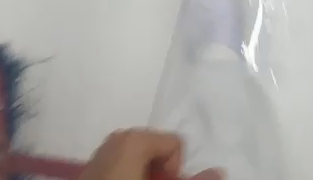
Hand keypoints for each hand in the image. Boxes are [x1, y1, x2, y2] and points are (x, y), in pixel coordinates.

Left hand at [82, 129, 220, 179]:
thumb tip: (221, 170)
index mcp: (135, 138)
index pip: (174, 143)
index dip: (176, 169)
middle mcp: (118, 137)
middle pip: (156, 150)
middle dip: (161, 173)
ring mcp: (102, 152)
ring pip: (138, 160)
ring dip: (146, 176)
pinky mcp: (91, 169)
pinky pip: (121, 167)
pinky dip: (128, 177)